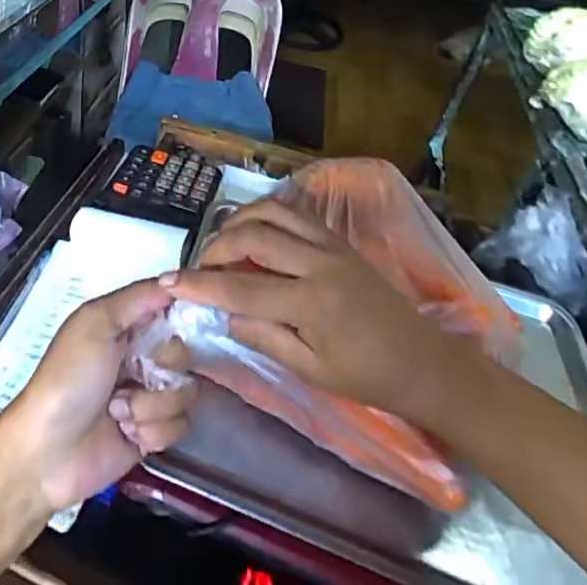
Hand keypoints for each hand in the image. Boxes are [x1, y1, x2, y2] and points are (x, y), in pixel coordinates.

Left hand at [2, 279, 196, 512]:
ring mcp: (151, 397)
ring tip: (119, 413)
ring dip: (152, 406)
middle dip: (164, 369)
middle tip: (132, 377)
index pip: (176, 312)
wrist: (45, 453)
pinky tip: (127, 434)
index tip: (170, 331)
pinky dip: (154, 431)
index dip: (182, 321)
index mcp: (130, 328)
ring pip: (186, 392)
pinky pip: (181, 425)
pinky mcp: (154, 433)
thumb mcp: (96, 322)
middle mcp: (144, 358)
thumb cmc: (68, 379)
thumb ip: (140, 296)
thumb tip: (177, 278)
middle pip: (187, 354)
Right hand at [163, 201, 483, 426]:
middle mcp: (319, 261)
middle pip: (254, 234)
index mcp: (310, 302)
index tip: (167, 283)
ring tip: (222, 242)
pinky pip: (296, 212)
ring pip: (275, 210)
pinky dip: (268, 213)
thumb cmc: (365, 375)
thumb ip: (265, 337)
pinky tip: (254, 230)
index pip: (241, 287)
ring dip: (241, 219)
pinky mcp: (339, 238)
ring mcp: (331, 243)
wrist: (419, 357)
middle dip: (216, 245)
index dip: (200, 284)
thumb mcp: (310, 370)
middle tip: (198, 266)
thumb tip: (224, 316)